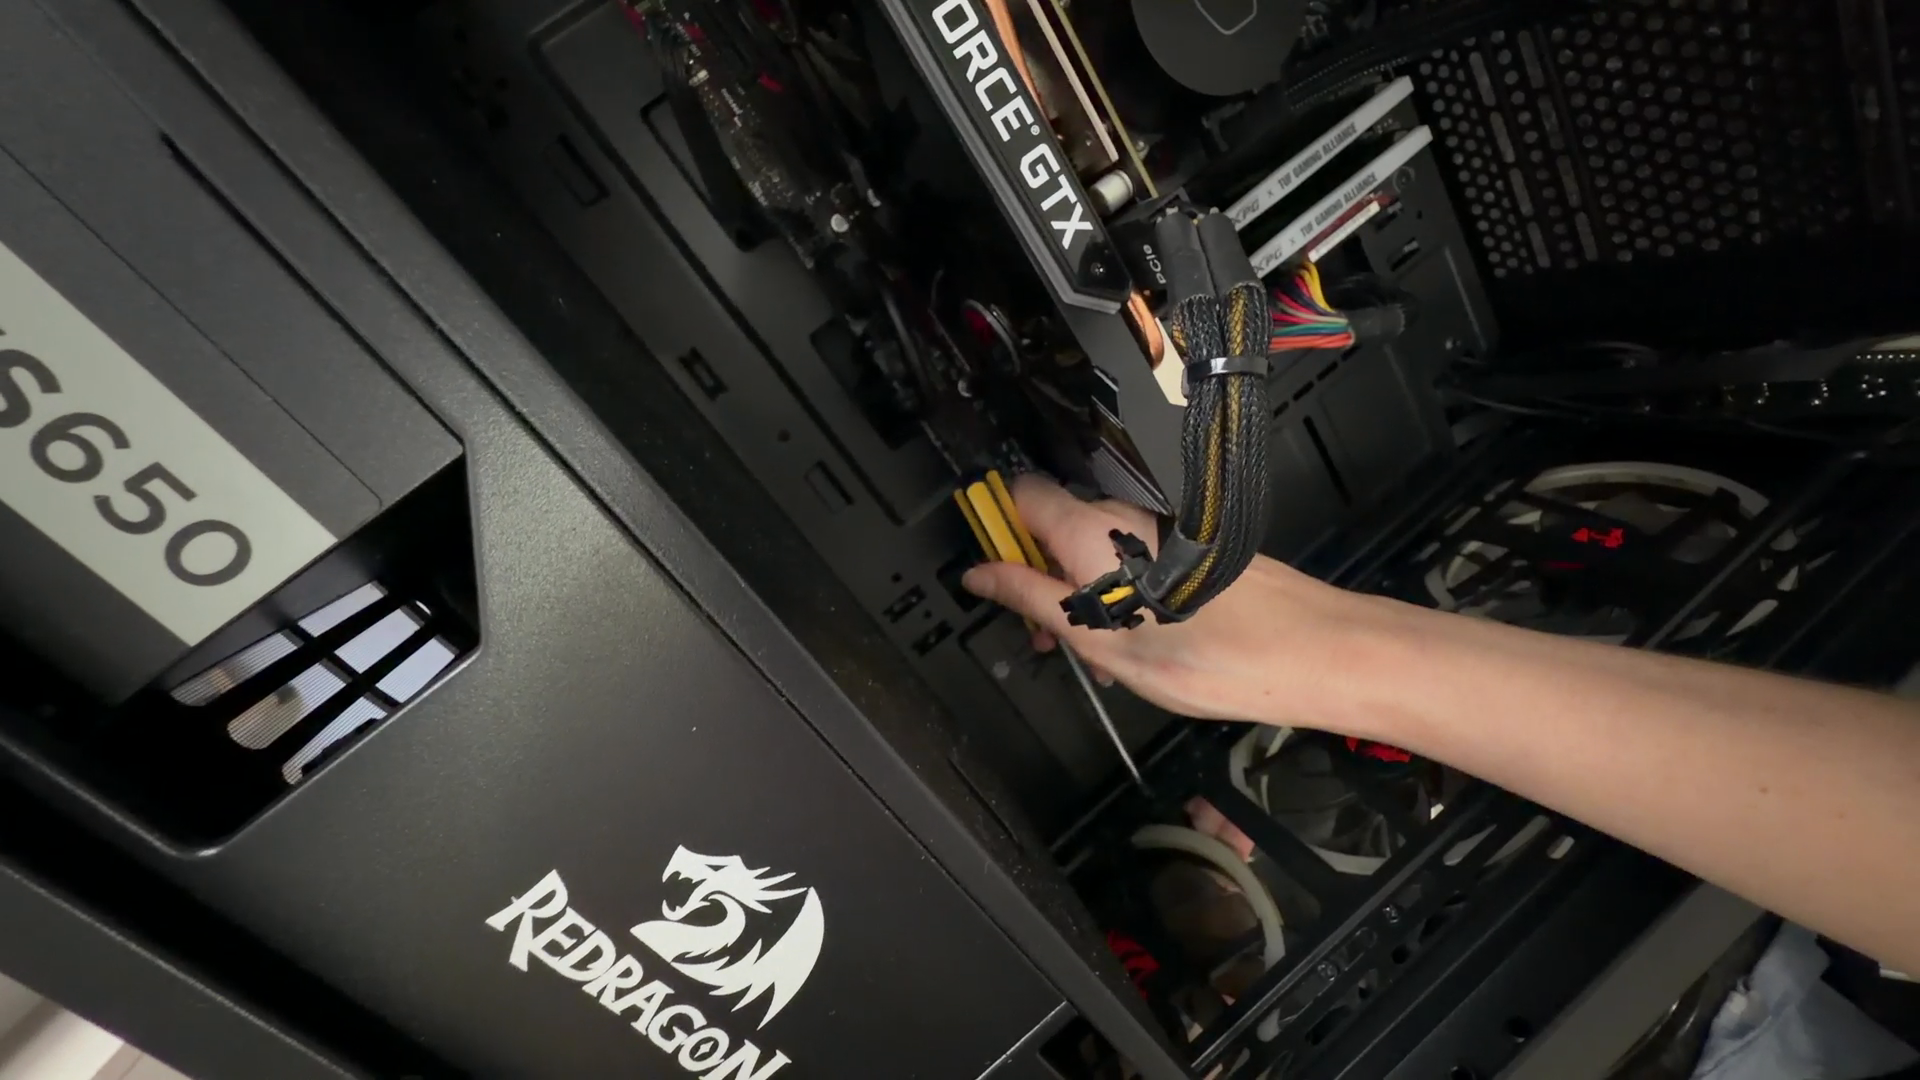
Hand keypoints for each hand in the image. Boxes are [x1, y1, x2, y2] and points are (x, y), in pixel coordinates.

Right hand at [960, 474, 1395, 731]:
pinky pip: (1127, 558)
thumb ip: (1030, 597)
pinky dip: (1113, 593)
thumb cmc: (1201, 652)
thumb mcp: (1096, 636)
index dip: (998, 528)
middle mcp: (1120, 515)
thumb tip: (977, 573)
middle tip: (1043, 635)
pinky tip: (1130, 645)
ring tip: (1094, 656)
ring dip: (1076, 594)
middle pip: (1052, 526)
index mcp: (1087, 529)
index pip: (1019, 494)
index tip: (996, 574)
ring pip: (1090, 549)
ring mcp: (1154, 528)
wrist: (1305, 650)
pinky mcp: (1181, 545)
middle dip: (1037, 576)